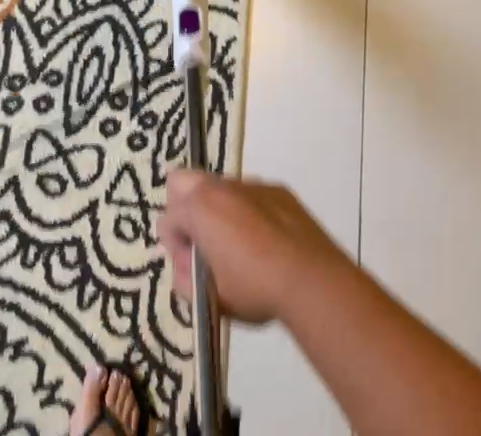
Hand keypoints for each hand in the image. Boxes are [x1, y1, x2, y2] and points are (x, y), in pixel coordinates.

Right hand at [156, 171, 355, 324]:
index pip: (167, 219)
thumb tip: (190, 265)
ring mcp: (253, 185)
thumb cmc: (255, 288)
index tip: (193, 267)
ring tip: (239, 246)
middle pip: (183, 183)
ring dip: (218, 211)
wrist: (313, 281)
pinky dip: (248, 211)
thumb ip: (186, 279)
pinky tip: (266, 241)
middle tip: (204, 244)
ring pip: (219, 188)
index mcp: (200, 207)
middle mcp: (223, 186)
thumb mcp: (209, 297)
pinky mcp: (280, 190)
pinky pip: (250, 195)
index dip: (174, 246)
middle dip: (186, 210)